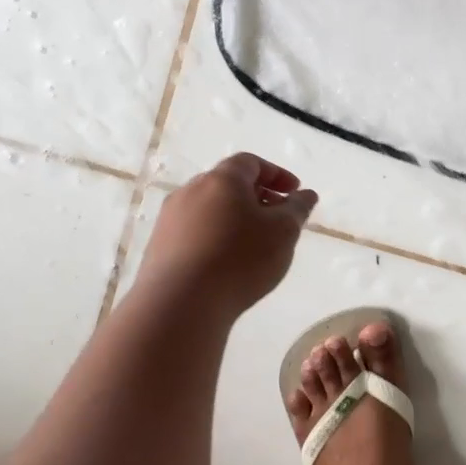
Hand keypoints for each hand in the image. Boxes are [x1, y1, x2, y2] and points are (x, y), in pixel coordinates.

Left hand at [136, 153, 316, 317]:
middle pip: (228, 183)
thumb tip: (305, 194)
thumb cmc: (241, 258)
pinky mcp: (160, 244)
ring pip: (211, 207)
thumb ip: (298, 207)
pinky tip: (231, 259)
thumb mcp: (285, 230)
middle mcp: (190, 192)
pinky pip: (197, 229)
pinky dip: (219, 233)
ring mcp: (170, 219)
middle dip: (258, 195)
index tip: (295, 193)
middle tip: (279, 217)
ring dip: (238, 216)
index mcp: (221, 180)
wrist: (180, 302)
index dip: (276, 173)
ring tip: (258, 242)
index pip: (249, 162)